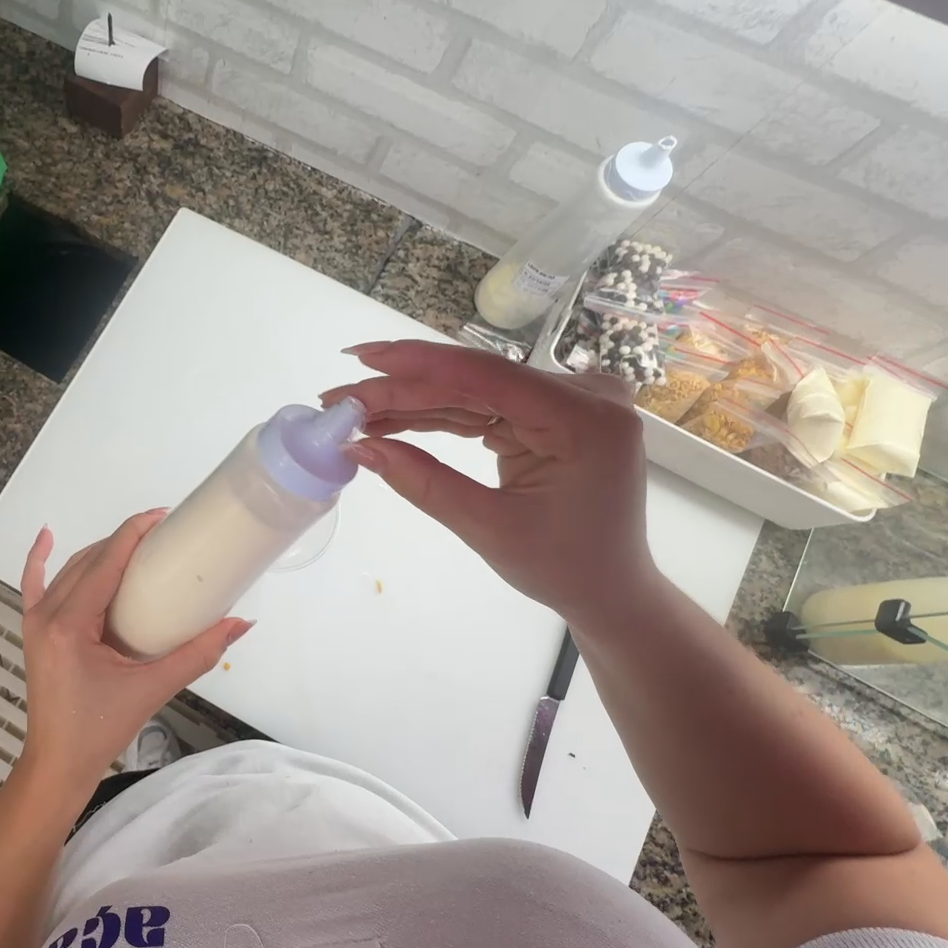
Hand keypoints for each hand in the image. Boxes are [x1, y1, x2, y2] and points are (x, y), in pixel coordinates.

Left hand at [16, 511, 252, 793]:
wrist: (58, 763)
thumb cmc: (101, 728)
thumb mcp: (152, 689)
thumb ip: (198, 654)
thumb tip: (241, 624)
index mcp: (71, 624)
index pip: (106, 562)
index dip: (134, 533)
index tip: (162, 516)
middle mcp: (48, 614)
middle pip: (89, 561)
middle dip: (124, 540)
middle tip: (161, 533)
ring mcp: (36, 621)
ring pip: (69, 570)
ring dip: (100, 551)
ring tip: (136, 541)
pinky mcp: (33, 631)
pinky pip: (34, 585)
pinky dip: (41, 558)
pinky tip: (48, 535)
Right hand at [321, 341, 662, 627]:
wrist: (609, 588)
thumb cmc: (560, 566)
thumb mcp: (486, 527)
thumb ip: (421, 480)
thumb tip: (357, 447)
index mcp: (583, 419)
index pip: (484, 376)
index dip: (416, 365)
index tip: (360, 359)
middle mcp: (583, 395)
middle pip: (471, 382)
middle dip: (401, 390)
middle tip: (338, 398)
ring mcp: (567, 402)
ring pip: (470, 393)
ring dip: (410, 403)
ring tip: (353, 413)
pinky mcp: (550, 414)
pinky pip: (482, 408)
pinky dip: (436, 416)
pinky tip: (389, 420)